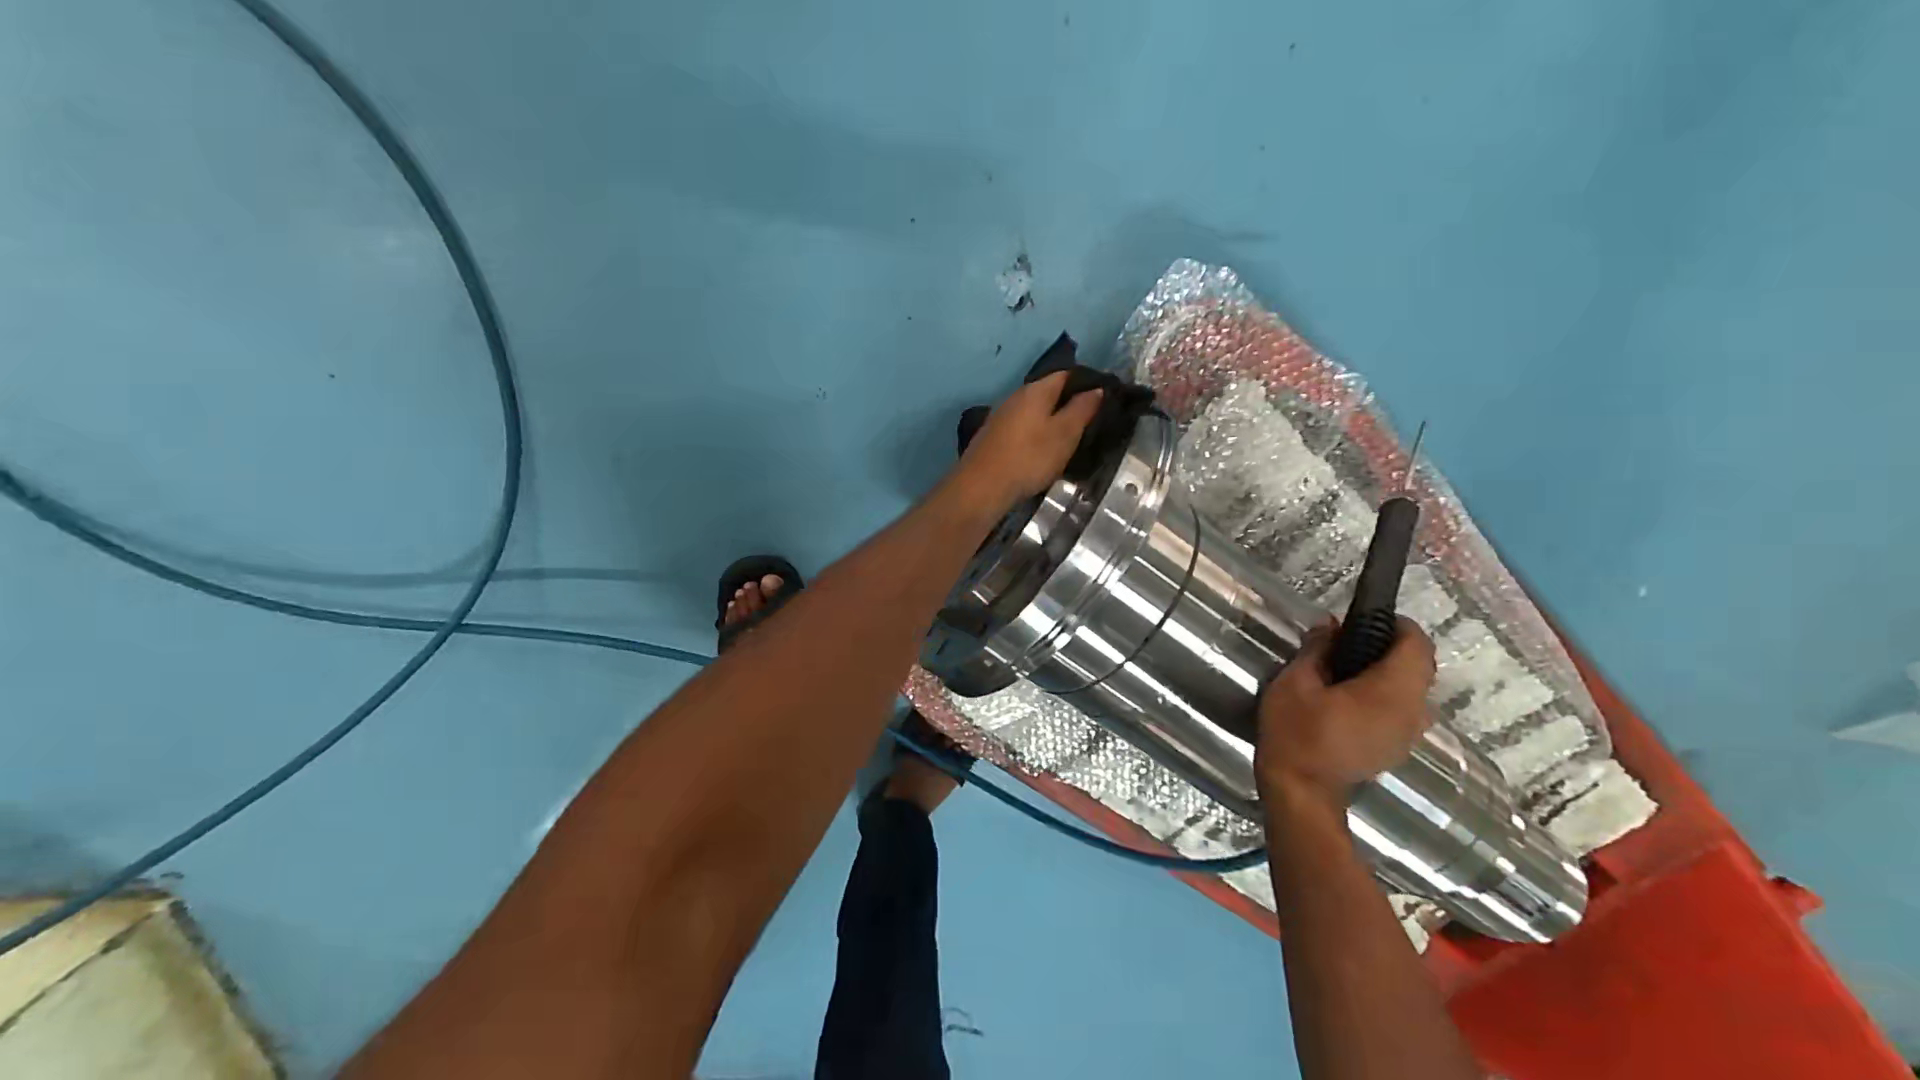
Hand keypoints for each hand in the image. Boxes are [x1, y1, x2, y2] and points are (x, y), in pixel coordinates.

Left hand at [945, 371, 1102, 513]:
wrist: (982, 487)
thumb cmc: (1029, 458)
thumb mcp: (1065, 434)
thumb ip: (1082, 409)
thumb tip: (1096, 388)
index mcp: (1035, 390)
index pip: (1065, 374)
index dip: (1085, 383)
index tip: (1103, 398)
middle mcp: (1015, 396)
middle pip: (1047, 392)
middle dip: (1068, 403)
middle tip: (1090, 421)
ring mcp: (1000, 417)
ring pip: (1033, 411)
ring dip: (1050, 420)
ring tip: (1069, 437)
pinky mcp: (992, 437)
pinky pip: (1021, 427)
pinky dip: (1035, 433)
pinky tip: (1042, 450)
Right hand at [1255, 617, 1436, 809]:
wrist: (1301, 791)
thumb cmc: (1297, 732)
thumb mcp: (1295, 682)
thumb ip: (1317, 650)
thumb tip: (1329, 627)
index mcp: (1393, 690)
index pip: (1418, 644)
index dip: (1398, 625)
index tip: (1366, 620)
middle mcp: (1414, 711)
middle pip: (1419, 666)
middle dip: (1390, 648)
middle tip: (1349, 644)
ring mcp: (1409, 734)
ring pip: (1412, 690)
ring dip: (1388, 674)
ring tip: (1346, 672)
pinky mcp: (1397, 748)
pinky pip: (1402, 710)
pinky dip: (1384, 696)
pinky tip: (1349, 700)